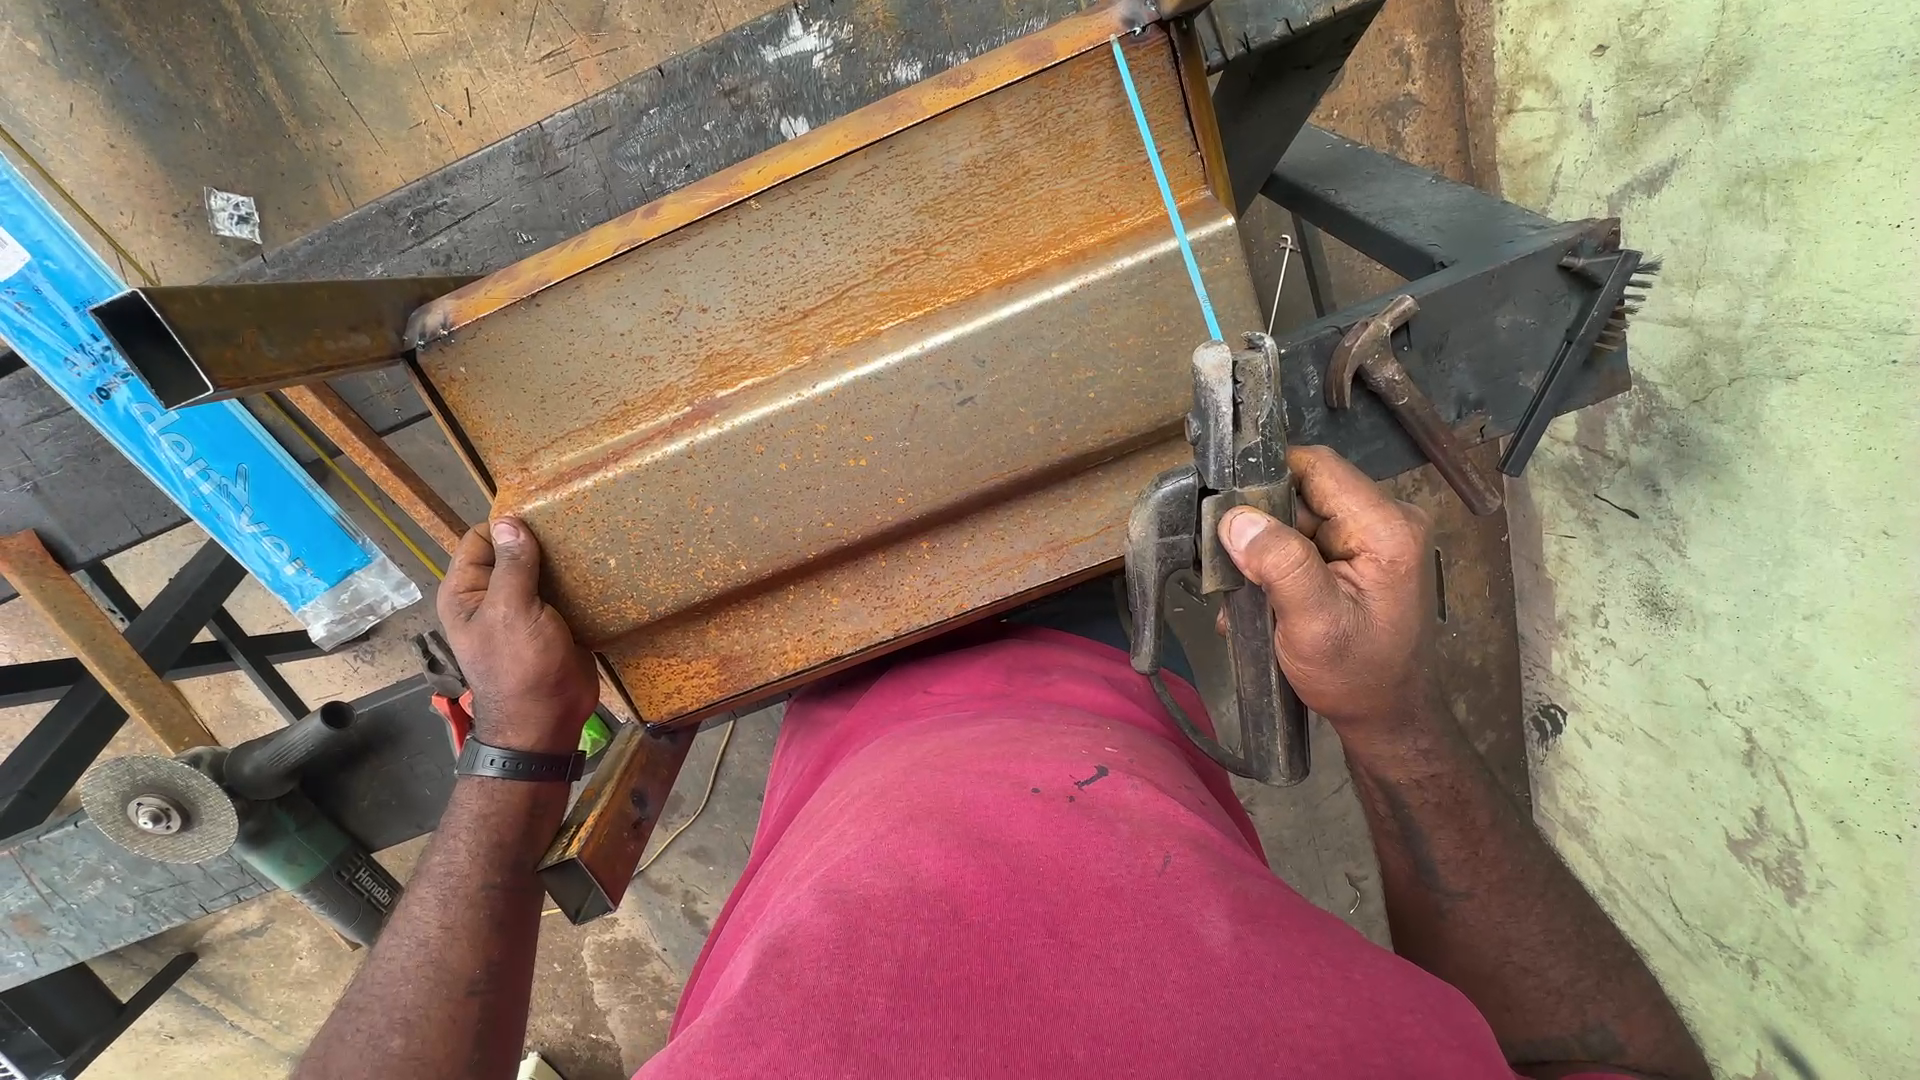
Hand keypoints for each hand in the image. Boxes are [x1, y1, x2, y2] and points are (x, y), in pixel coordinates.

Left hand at [437, 517, 597, 754]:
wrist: (547, 719)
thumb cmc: (520, 666)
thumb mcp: (512, 611)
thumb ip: (513, 565)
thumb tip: (510, 520)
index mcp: (468, 592)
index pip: (481, 540)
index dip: (508, 524)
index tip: (545, 512)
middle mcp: (493, 598)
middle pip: (514, 553)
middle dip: (542, 540)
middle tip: (577, 522)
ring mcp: (525, 612)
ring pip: (544, 572)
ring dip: (565, 560)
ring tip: (594, 541)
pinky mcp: (556, 624)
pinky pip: (565, 593)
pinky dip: (580, 582)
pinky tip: (602, 569)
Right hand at [1216, 446, 1437, 736]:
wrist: (1384, 714)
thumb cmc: (1355, 674)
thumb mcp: (1314, 624)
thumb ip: (1280, 565)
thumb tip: (1235, 517)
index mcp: (1386, 527)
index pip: (1317, 467)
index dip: (1266, 477)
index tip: (1223, 507)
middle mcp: (1383, 520)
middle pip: (1302, 490)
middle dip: (1258, 522)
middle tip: (1227, 561)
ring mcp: (1369, 537)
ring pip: (1295, 515)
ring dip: (1261, 549)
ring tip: (1239, 587)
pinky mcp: (1354, 554)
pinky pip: (1301, 539)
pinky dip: (1272, 562)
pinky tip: (1258, 594)